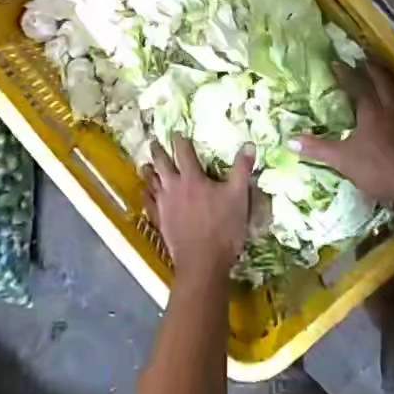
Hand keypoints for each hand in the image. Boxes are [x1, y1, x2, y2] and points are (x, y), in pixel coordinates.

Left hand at [146, 135, 254, 281]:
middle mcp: (174, 187)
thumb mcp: (239, 196)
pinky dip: (146, 196)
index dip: (180, 140)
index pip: (184, 153)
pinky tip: (144, 194)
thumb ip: (242, 169)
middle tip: (153, 142)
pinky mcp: (160, 222)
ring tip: (144, 165)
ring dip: (148, 172)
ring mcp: (164, 205)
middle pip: (162, 165)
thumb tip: (249, 145)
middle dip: (158, 152)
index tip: (176, 132)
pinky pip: (149, 204)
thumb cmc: (223, 227)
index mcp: (192, 178)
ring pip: (152, 183)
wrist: (202, 261)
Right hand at [293, 61, 393, 206]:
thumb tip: (290, 140)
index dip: (346, 74)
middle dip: (372, 69)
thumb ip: (317, 148)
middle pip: (382, 81)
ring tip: (380, 76)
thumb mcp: (342, 160)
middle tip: (364, 60)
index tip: (336, 63)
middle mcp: (390, 108)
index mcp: (371, 110)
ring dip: (387, 80)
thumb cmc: (378, 169)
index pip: (358, 85)